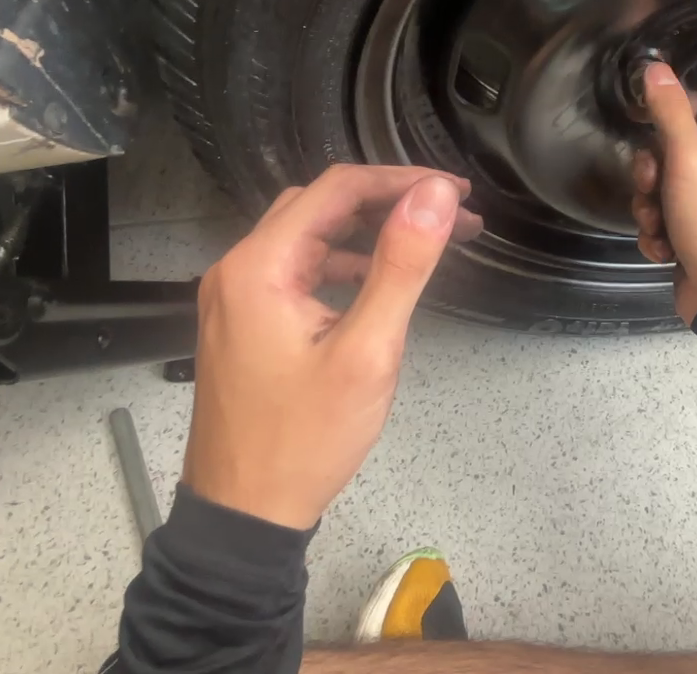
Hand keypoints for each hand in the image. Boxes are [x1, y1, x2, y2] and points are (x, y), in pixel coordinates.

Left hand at [181, 164, 483, 528]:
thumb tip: (436, 195)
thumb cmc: (307, 436)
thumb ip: (402, 265)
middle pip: (322, 203)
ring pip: (312, 232)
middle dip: (391, 198)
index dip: (403, 180)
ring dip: (371, 227)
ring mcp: (239, 294)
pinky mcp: (248, 319)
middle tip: (451, 213)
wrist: (245, 516)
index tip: (458, 194)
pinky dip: (347, 258)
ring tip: (428, 239)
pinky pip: (302, 266)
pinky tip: (380, 278)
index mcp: (260, 265)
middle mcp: (240, 267)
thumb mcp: (368, 350)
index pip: (338, 188)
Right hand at [630, 62, 696, 323]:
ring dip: (650, 208)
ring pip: (662, 188)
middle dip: (651, 174)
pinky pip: (664, 220)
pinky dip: (659, 234)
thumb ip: (670, 111)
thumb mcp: (689, 157)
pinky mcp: (696, 234)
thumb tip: (655, 66)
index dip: (668, 115)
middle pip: (671, 150)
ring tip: (660, 226)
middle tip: (653, 188)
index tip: (643, 125)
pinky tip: (666, 249)